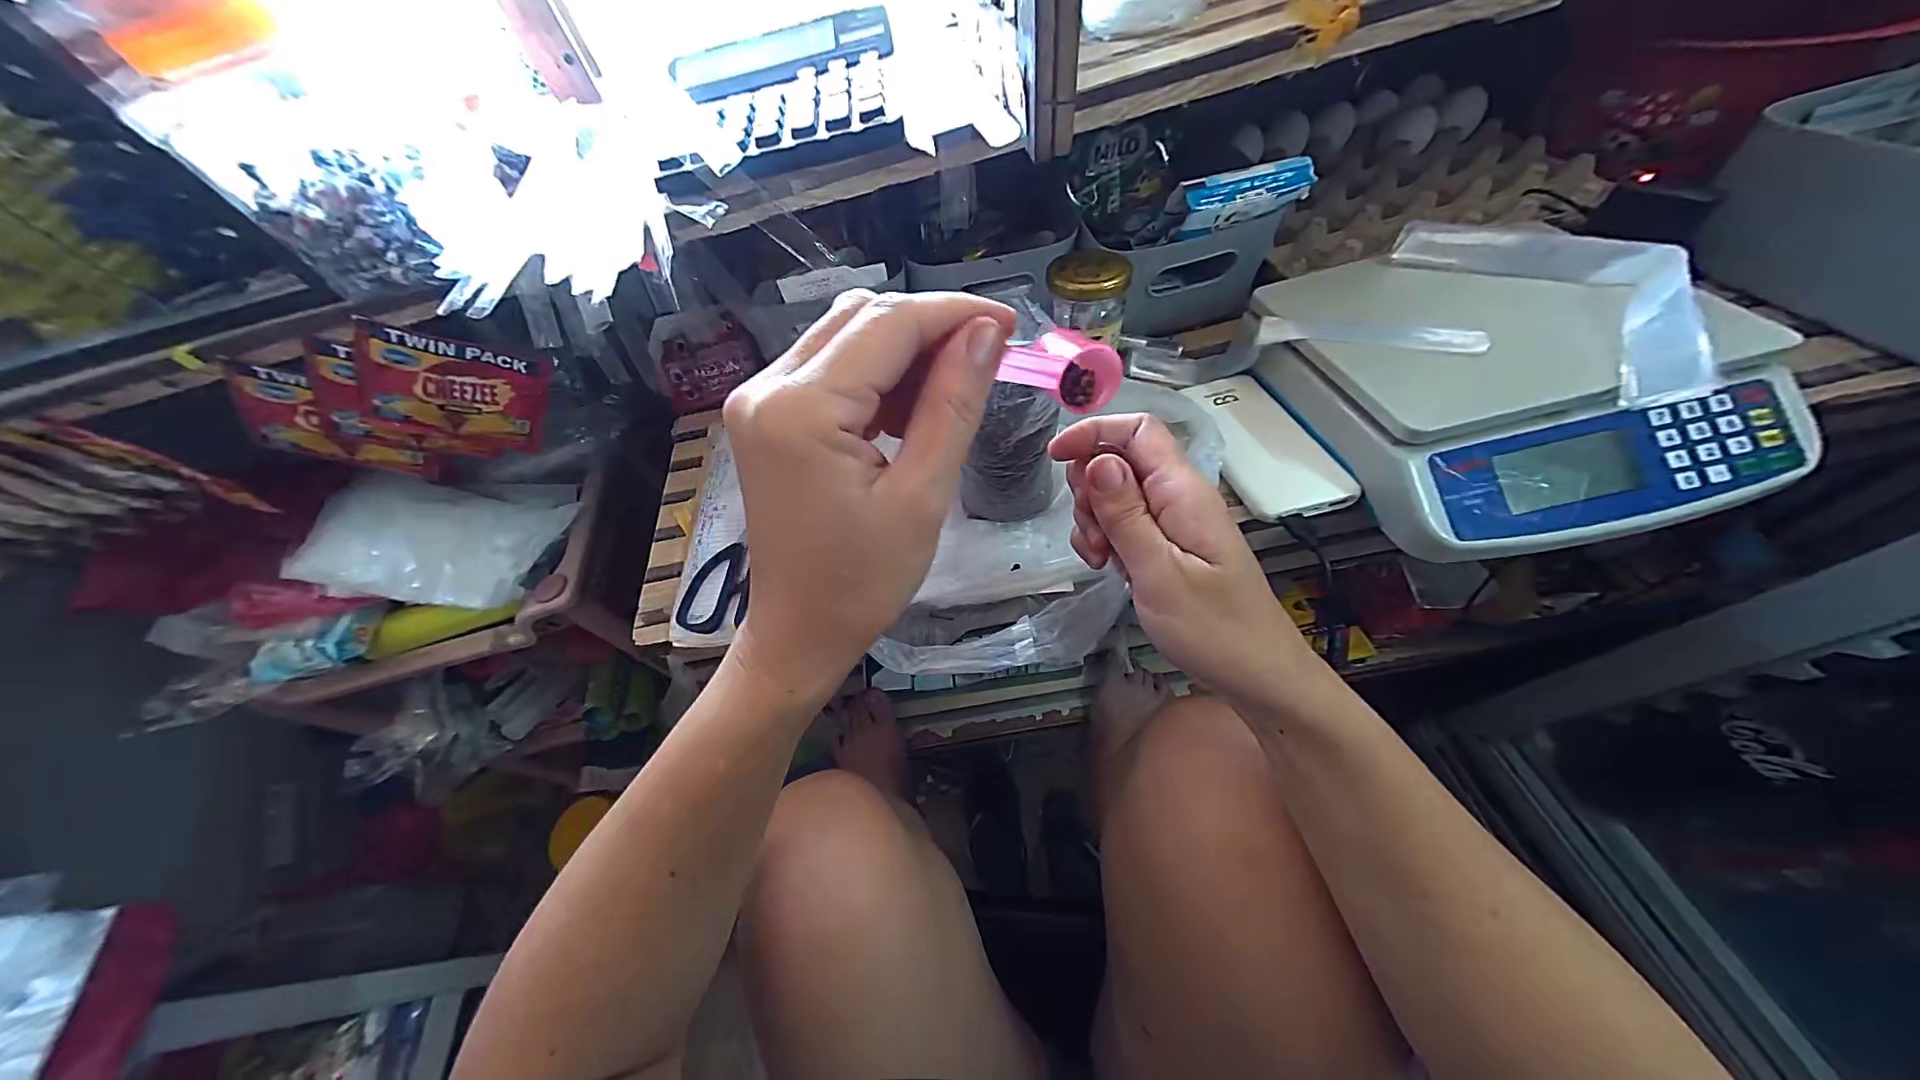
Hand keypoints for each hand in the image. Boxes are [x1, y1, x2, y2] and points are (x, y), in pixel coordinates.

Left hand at [724, 291, 1014, 695]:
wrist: (799, 630)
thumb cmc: (862, 581)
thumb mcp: (922, 495)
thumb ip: (954, 404)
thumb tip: (987, 332)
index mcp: (801, 410)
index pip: (888, 325)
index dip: (955, 313)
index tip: (1009, 322)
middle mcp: (765, 388)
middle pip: (862, 318)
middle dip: (931, 327)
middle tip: (988, 355)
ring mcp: (757, 399)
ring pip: (845, 336)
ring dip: (904, 350)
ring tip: (950, 392)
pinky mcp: (764, 415)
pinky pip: (828, 368)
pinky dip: (875, 375)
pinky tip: (909, 408)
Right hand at [1049, 414, 1314, 702]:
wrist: (1255, 674)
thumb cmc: (1212, 629)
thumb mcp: (1158, 573)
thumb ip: (1125, 514)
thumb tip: (1097, 460)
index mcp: (1183, 492)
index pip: (1137, 431)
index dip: (1093, 433)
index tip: (1055, 458)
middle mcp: (1178, 497)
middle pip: (1120, 460)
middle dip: (1090, 489)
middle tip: (1094, 537)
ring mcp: (1173, 521)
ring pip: (1116, 494)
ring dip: (1095, 520)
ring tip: (1104, 561)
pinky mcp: (1167, 544)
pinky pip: (1125, 524)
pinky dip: (1107, 539)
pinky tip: (1109, 568)